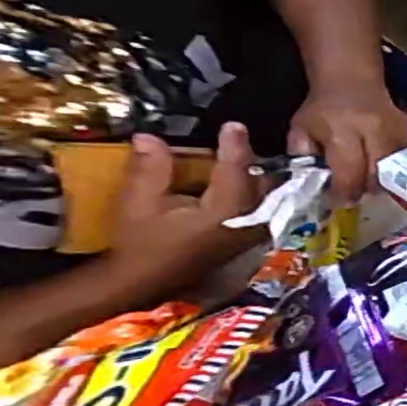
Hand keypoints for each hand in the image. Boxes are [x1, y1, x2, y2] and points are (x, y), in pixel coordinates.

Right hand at [109, 123, 265, 297]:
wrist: (145, 280)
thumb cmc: (141, 242)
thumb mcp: (138, 203)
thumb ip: (151, 170)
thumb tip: (149, 137)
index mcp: (228, 209)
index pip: (237, 168)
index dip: (235, 145)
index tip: (234, 125)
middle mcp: (253, 217)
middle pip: (263, 179)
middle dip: (252, 159)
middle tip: (235, 140)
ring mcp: (258, 228)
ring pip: (268, 192)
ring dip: (257, 174)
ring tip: (238, 157)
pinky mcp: (255, 233)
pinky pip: (266, 204)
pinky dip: (256, 189)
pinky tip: (242, 180)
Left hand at [288, 79, 406, 201]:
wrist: (353, 82)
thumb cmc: (322, 108)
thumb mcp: (301, 130)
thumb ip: (304, 157)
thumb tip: (312, 184)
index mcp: (343, 131)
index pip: (349, 171)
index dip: (345, 191)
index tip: (339, 202)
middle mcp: (375, 132)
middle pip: (377, 174)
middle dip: (365, 188)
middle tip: (355, 194)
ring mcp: (397, 133)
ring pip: (395, 170)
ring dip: (382, 180)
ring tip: (369, 182)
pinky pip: (406, 160)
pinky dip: (397, 169)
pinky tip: (385, 168)